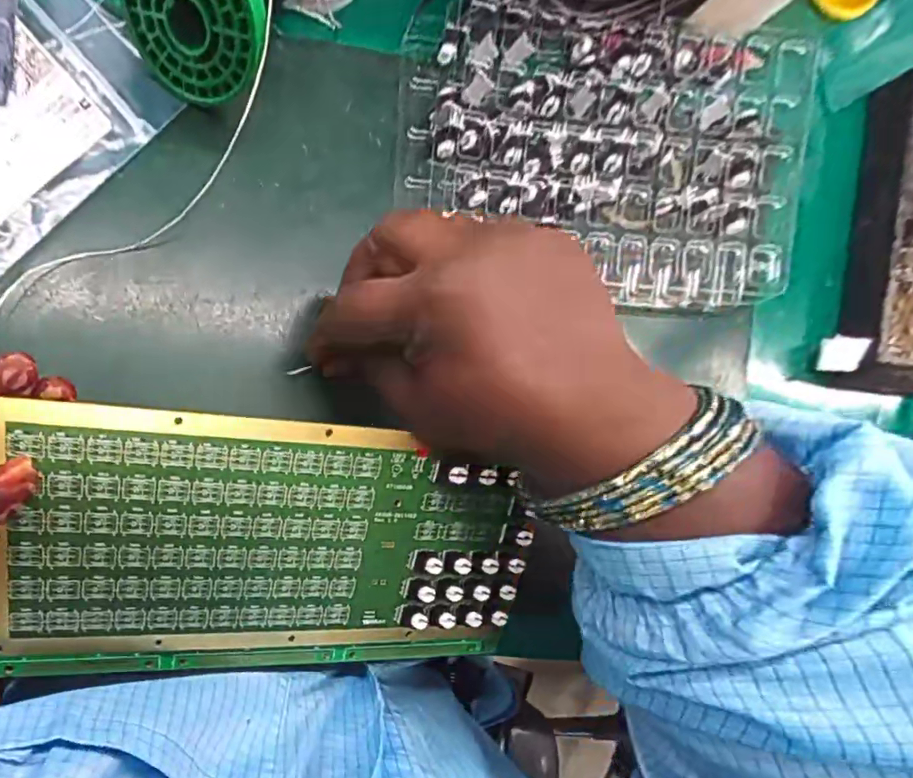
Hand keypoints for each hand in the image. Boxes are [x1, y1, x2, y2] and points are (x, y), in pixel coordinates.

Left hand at [0, 353, 75, 676]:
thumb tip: (23, 469)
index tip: (18, 370)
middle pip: (6, 432)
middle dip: (32, 404)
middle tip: (61, 391)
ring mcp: (17, 510)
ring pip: (41, 461)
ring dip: (63, 437)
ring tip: (86, 420)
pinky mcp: (46, 536)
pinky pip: (64, 504)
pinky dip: (82, 484)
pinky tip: (100, 468)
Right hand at [304, 211, 695, 495]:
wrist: (589, 411)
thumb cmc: (493, 415)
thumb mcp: (414, 400)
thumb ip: (371, 365)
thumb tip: (342, 353)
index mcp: (432, 296)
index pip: (353, 304)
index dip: (326, 332)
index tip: (322, 354)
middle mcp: (469, 252)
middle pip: (389, 232)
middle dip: (362, 272)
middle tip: (366, 313)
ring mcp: (514, 239)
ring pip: (439, 228)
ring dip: (413, 264)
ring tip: (420, 309)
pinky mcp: (547, 242)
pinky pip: (485, 239)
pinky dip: (460, 267)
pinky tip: (470, 305)